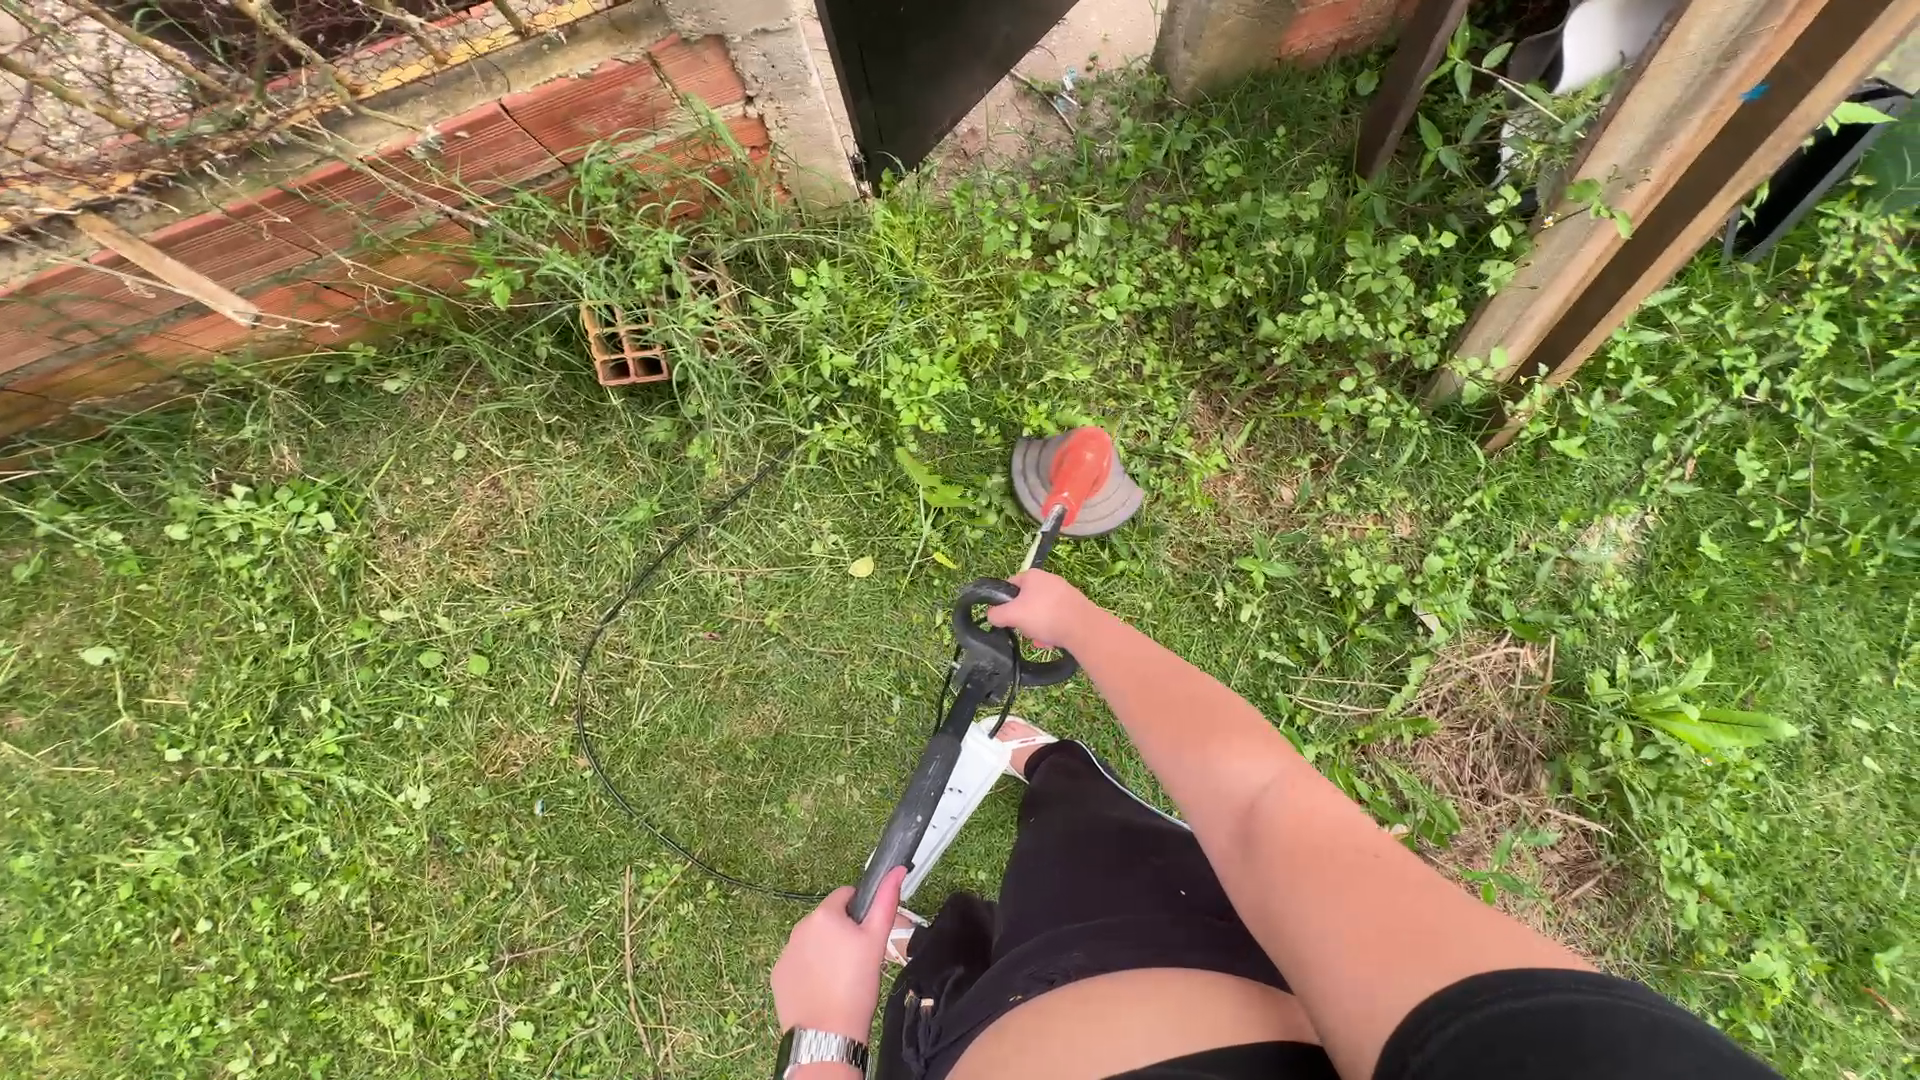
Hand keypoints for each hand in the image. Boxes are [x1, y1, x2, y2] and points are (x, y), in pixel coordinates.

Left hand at [771, 865, 905, 1040]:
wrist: (828, 1034)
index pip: (845, 895)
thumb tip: (897, 870)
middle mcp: (799, 927)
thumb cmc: (855, 986)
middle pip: (828, 919)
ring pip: (813, 941)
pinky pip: (798, 963)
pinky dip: (810, 970)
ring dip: (826, 950)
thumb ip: (886, 900)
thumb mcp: (876, 940)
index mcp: (824, 914)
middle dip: (842, 932)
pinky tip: (823, 987)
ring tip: (841, 977)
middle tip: (857, 958)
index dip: (860, 912)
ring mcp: (786, 952)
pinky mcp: (778, 975)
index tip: (866, 935)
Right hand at [986, 569, 1103, 650]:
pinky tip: (1053, 642)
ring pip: (1041, 613)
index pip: (1009, 585)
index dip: (1003, 602)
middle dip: (1023, 620)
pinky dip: (1052, 630)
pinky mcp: (1075, 607)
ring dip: (1037, 629)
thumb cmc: (1044, 615)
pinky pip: (1056, 619)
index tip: (1005, 617)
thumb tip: (991, 616)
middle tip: (1024, 631)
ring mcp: (1064, 593)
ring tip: (1040, 641)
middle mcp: (1049, 580)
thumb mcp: (1012, 615)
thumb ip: (995, 614)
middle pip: (1026, 602)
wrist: (1083, 628)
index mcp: (1032, 575)